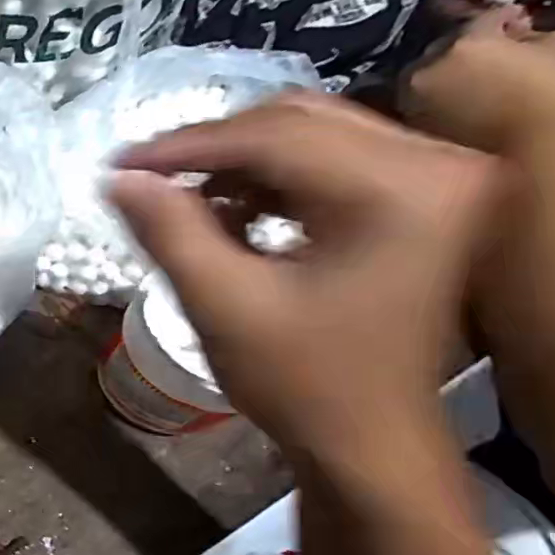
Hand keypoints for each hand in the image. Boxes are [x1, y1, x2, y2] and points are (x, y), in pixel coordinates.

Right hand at [109, 93, 502, 463]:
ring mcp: (436, 176)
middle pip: (297, 120)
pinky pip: (327, 158)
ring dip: (234, 162)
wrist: (369, 434)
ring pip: (309, 133)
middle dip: (209, 148)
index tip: (118, 166)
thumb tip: (118, 179)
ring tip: (180, 200)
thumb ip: (168, 232)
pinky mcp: (420, 194)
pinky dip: (266, 178)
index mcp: (402, 190)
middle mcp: (437, 164)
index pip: (275, 136)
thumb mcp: (222, 305)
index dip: (185, 146)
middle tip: (143, 178)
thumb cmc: (299, 380)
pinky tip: (228, 212)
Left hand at [402, 7, 554, 155]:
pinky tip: (462, 95)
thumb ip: (530, 30)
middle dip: (468, 44)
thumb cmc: (553, 92)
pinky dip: (439, 91)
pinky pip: (423, 95)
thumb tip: (512, 31)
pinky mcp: (408, 119)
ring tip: (474, 74)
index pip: (482, 18)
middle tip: (492, 49)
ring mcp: (411, 96)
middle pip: (446, 46)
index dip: (503, 17)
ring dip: (448, 69)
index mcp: (464, 44)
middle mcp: (426, 68)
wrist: (527, 148)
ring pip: (428, 72)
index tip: (516, 21)